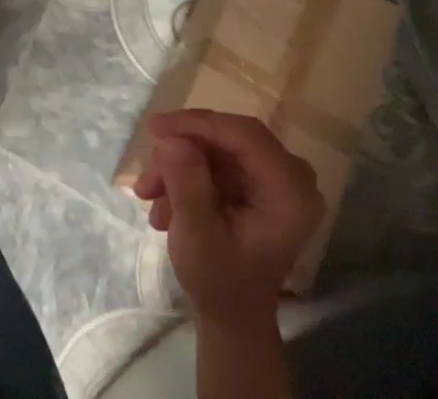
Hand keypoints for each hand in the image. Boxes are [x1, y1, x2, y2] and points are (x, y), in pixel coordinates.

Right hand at [132, 110, 324, 328]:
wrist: (230, 312)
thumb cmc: (219, 279)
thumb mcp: (196, 233)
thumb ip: (186, 183)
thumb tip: (171, 140)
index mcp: (289, 193)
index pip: (245, 135)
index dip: (198, 124)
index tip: (154, 129)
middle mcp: (290, 179)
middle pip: (229, 138)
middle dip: (181, 150)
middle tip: (147, 169)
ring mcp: (273, 180)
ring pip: (215, 148)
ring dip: (176, 166)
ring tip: (148, 196)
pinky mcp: (255, 183)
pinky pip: (214, 161)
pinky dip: (184, 175)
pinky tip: (163, 203)